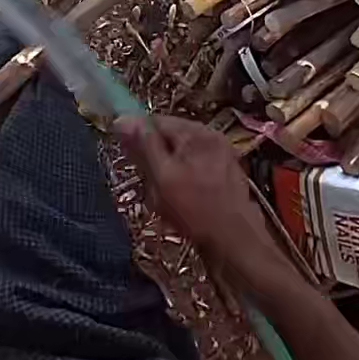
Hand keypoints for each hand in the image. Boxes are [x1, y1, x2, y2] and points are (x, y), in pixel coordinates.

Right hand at [116, 115, 292, 287]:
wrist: (235, 241)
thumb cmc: (195, 211)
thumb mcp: (162, 177)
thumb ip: (143, 146)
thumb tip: (123, 119)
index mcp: (196, 132)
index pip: (156, 120)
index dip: (138, 137)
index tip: (129, 158)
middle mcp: (212, 135)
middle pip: (170, 135)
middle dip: (155, 156)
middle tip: (151, 183)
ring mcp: (222, 152)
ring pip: (182, 153)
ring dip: (169, 169)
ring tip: (167, 195)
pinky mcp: (227, 170)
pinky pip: (196, 165)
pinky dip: (185, 177)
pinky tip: (184, 200)